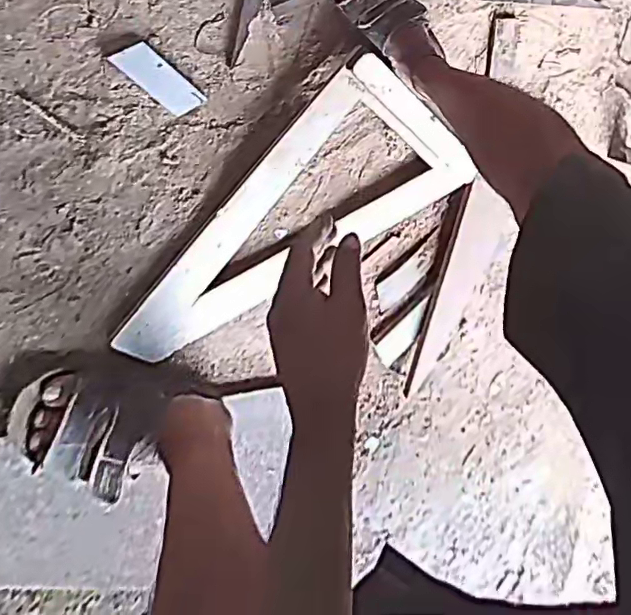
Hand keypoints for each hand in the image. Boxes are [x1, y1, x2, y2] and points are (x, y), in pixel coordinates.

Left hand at [268, 219, 368, 428]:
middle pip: (296, 265)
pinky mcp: (287, 339)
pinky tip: (330, 292)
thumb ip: (349, 268)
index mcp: (291, 293)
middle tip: (333, 233)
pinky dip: (314, 287)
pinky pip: (298, 300)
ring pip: (297, 284)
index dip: (318, 231)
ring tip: (336, 257)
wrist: (321, 409)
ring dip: (317, 267)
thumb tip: (350, 241)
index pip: (301, 250)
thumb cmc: (336, 362)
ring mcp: (281, 324)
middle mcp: (280, 306)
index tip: (330, 220)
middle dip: (316, 247)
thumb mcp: (350, 306)